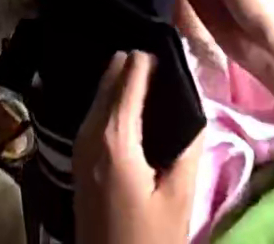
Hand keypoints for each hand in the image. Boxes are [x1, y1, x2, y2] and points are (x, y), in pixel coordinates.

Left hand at [75, 51, 200, 243]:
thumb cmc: (148, 240)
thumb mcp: (179, 197)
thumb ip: (189, 145)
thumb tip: (195, 105)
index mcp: (115, 135)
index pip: (131, 72)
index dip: (152, 56)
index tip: (173, 49)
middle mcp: (91, 129)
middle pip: (112, 73)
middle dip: (137, 63)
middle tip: (169, 63)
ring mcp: (80, 141)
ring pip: (102, 89)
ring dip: (125, 79)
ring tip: (158, 79)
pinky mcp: (78, 155)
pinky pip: (97, 108)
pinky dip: (115, 97)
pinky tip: (137, 106)